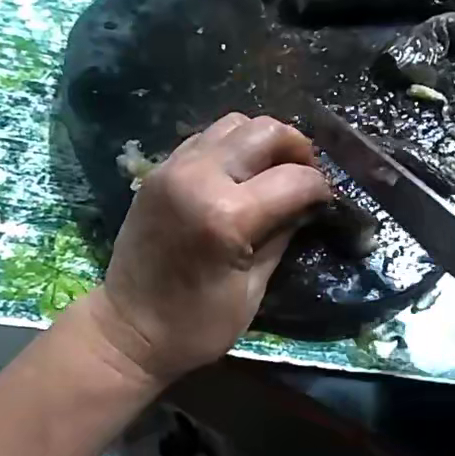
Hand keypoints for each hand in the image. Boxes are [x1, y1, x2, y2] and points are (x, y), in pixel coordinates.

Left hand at [74, 114, 330, 384]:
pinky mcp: (160, 171)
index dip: (320, 188)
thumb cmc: (197, 324)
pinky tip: (242, 177)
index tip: (326, 203)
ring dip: (264, 143)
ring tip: (275, 173)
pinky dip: (234, 148)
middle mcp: (199, 178)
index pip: (295, 178)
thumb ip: (282, 235)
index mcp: (226, 215)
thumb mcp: (254, 288)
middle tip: (305, 179)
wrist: (127, 331)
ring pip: (235, 124)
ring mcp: (174, 169)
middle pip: (266, 131)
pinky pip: (208, 138)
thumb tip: (308, 206)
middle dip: (297, 150)